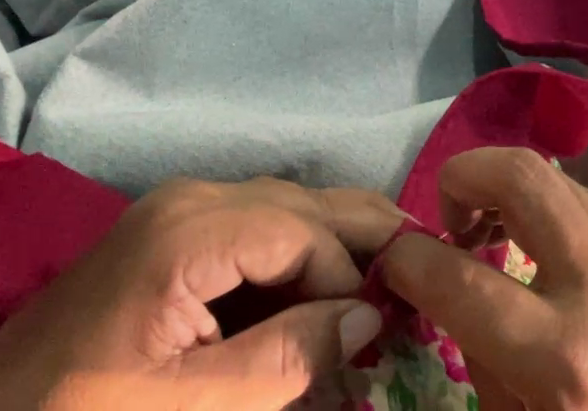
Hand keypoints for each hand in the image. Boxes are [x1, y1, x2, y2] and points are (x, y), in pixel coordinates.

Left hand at [0, 177, 403, 410]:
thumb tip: (369, 316)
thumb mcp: (191, 407)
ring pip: (284, 206)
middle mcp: (191, 198)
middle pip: (302, 201)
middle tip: (417, 269)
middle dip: (362, 235)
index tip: (376, 330)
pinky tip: (321, 283)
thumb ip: (287, 358)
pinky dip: (297, 252)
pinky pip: (254, 225)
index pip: (304, 229)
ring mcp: (177, 209)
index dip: (348, 276)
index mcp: (191, 231)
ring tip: (382, 275)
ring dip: (334, 241)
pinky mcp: (170, 232)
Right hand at [380, 148, 587, 410]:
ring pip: (552, 176)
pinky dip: (538, 208)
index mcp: (565, 357)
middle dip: (462, 179)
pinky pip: (580, 200)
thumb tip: (448, 291)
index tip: (393, 261)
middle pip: (519, 176)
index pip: (457, 278)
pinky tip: (530, 251)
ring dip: (503, 190)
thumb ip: (480, 360)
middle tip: (446, 225)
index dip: (407, 260)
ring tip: (484, 235)